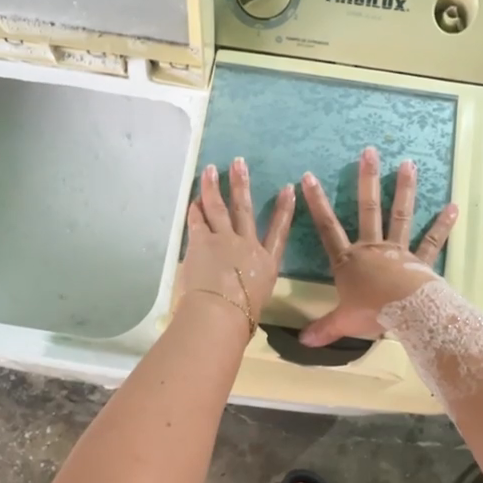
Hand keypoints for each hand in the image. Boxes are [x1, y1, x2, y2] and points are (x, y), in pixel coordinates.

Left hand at [176, 158, 295, 329]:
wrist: (219, 315)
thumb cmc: (240, 319)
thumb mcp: (255, 302)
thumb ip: (249, 288)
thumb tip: (240, 290)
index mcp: (266, 264)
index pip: (279, 231)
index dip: (284, 210)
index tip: (288, 189)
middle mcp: (247, 246)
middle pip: (244, 209)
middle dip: (242, 185)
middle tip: (239, 163)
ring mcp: (224, 241)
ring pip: (219, 208)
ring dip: (213, 187)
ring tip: (210, 169)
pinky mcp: (202, 242)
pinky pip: (198, 221)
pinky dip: (195, 209)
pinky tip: (194, 200)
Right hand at [297, 146, 459, 346]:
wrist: (407, 315)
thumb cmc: (372, 314)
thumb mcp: (343, 322)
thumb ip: (323, 329)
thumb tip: (300, 342)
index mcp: (349, 261)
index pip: (327, 227)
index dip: (316, 202)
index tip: (309, 176)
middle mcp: (372, 248)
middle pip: (367, 208)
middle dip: (367, 179)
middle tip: (370, 151)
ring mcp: (398, 251)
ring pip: (400, 215)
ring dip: (404, 189)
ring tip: (409, 163)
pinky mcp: (421, 261)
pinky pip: (432, 241)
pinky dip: (443, 224)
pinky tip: (453, 207)